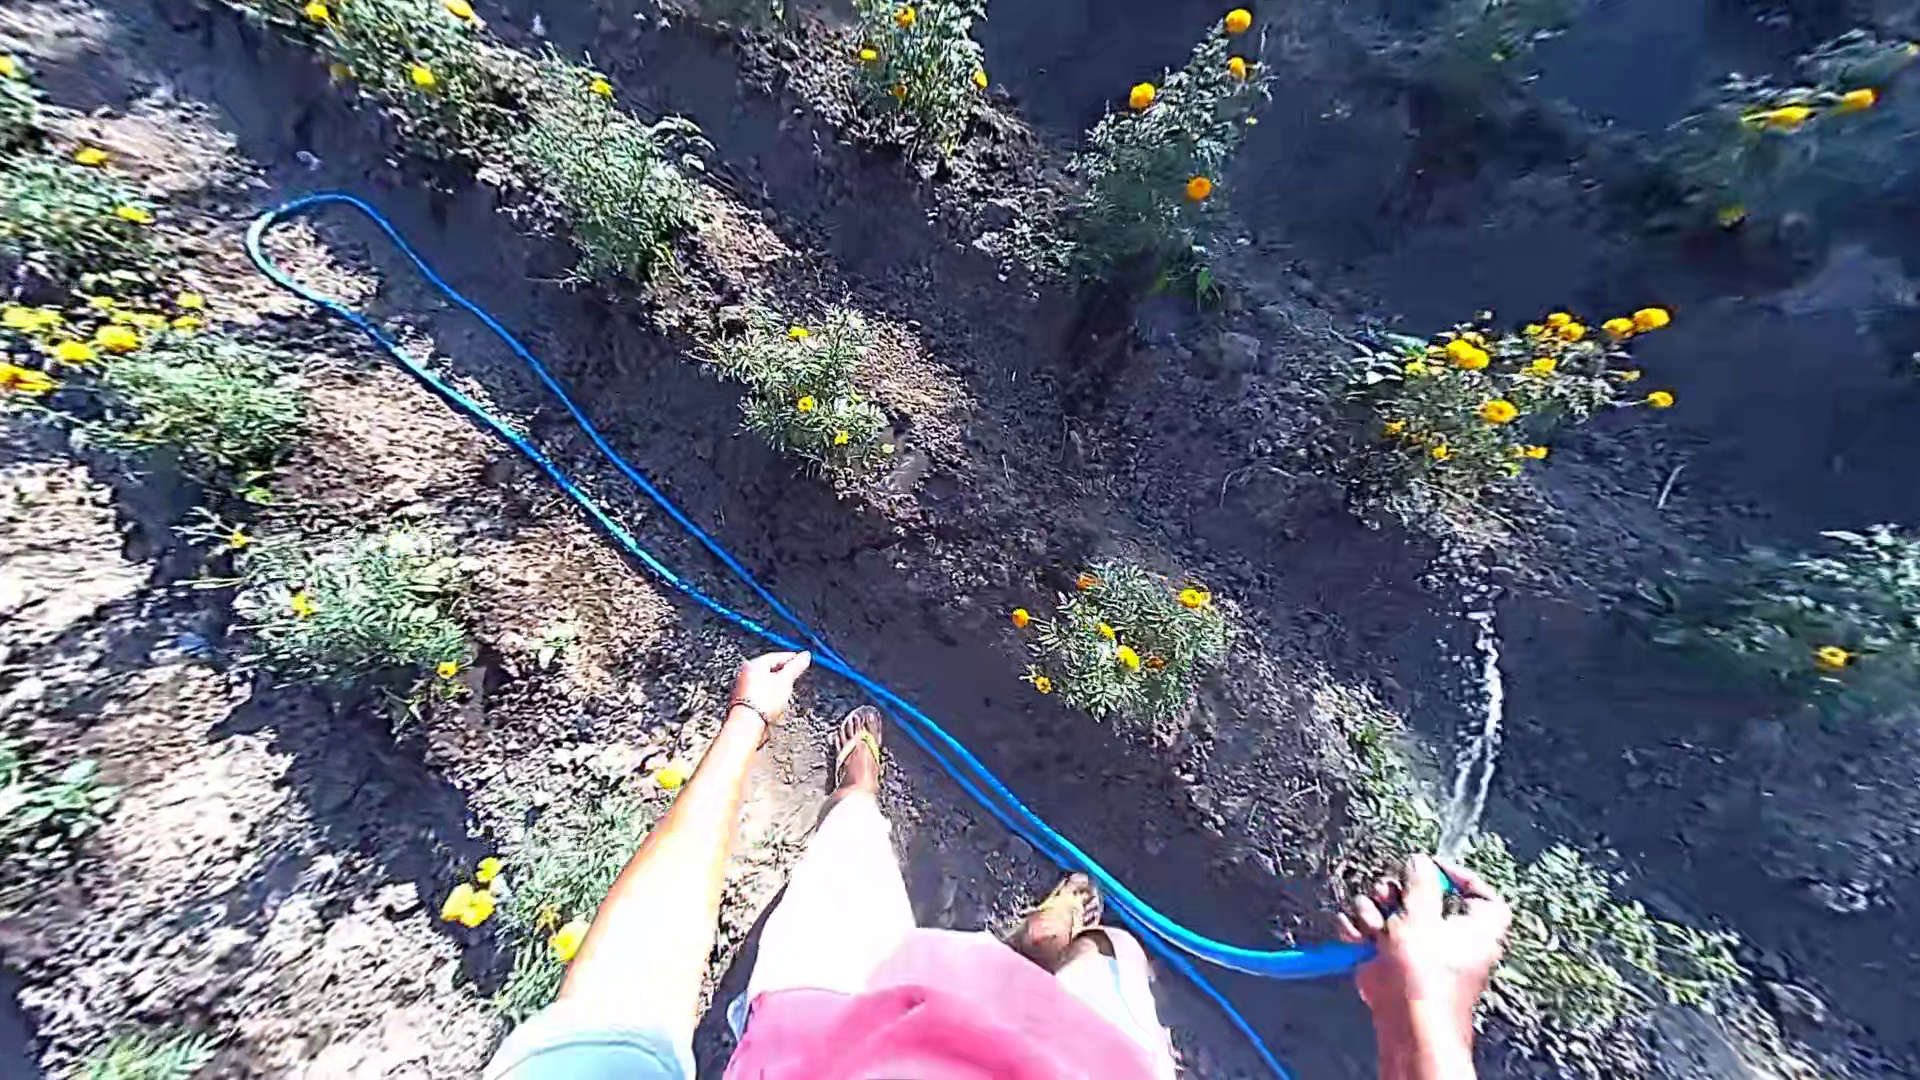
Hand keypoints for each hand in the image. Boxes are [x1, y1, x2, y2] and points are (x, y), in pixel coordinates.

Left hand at [728, 651, 810, 728]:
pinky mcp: (744, 702)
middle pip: (768, 669)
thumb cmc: (765, 700)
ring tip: (787, 689)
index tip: (801, 660)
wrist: (748, 724)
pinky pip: (760, 693)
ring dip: (776, 684)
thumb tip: (806, 655)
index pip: (776, 656)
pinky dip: (769, 694)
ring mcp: (743, 688)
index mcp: (754, 664)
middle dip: (783, 672)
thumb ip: (796, 666)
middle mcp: (746, 674)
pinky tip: (776, 701)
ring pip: (764, 681)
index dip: (790, 658)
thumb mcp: (786, 680)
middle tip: (796, 674)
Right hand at [1337, 855, 1509, 1075]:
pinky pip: (1364, 926)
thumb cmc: (1425, 974)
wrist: (1405, 1019)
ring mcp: (1412, 945)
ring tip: (1373, 929)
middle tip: (1388, 899)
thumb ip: (1420, 884)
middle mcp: (1443, 936)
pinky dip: (1356, 929)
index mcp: (1471, 930)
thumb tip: (1421, 862)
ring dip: (1369, 911)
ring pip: (1384, 907)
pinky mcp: (1385, 954)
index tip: (1432, 866)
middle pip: (1417, 895)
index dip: (1462, 878)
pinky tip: (1358, 939)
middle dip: (1393, 892)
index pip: (1483, 898)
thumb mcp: (1423, 917)